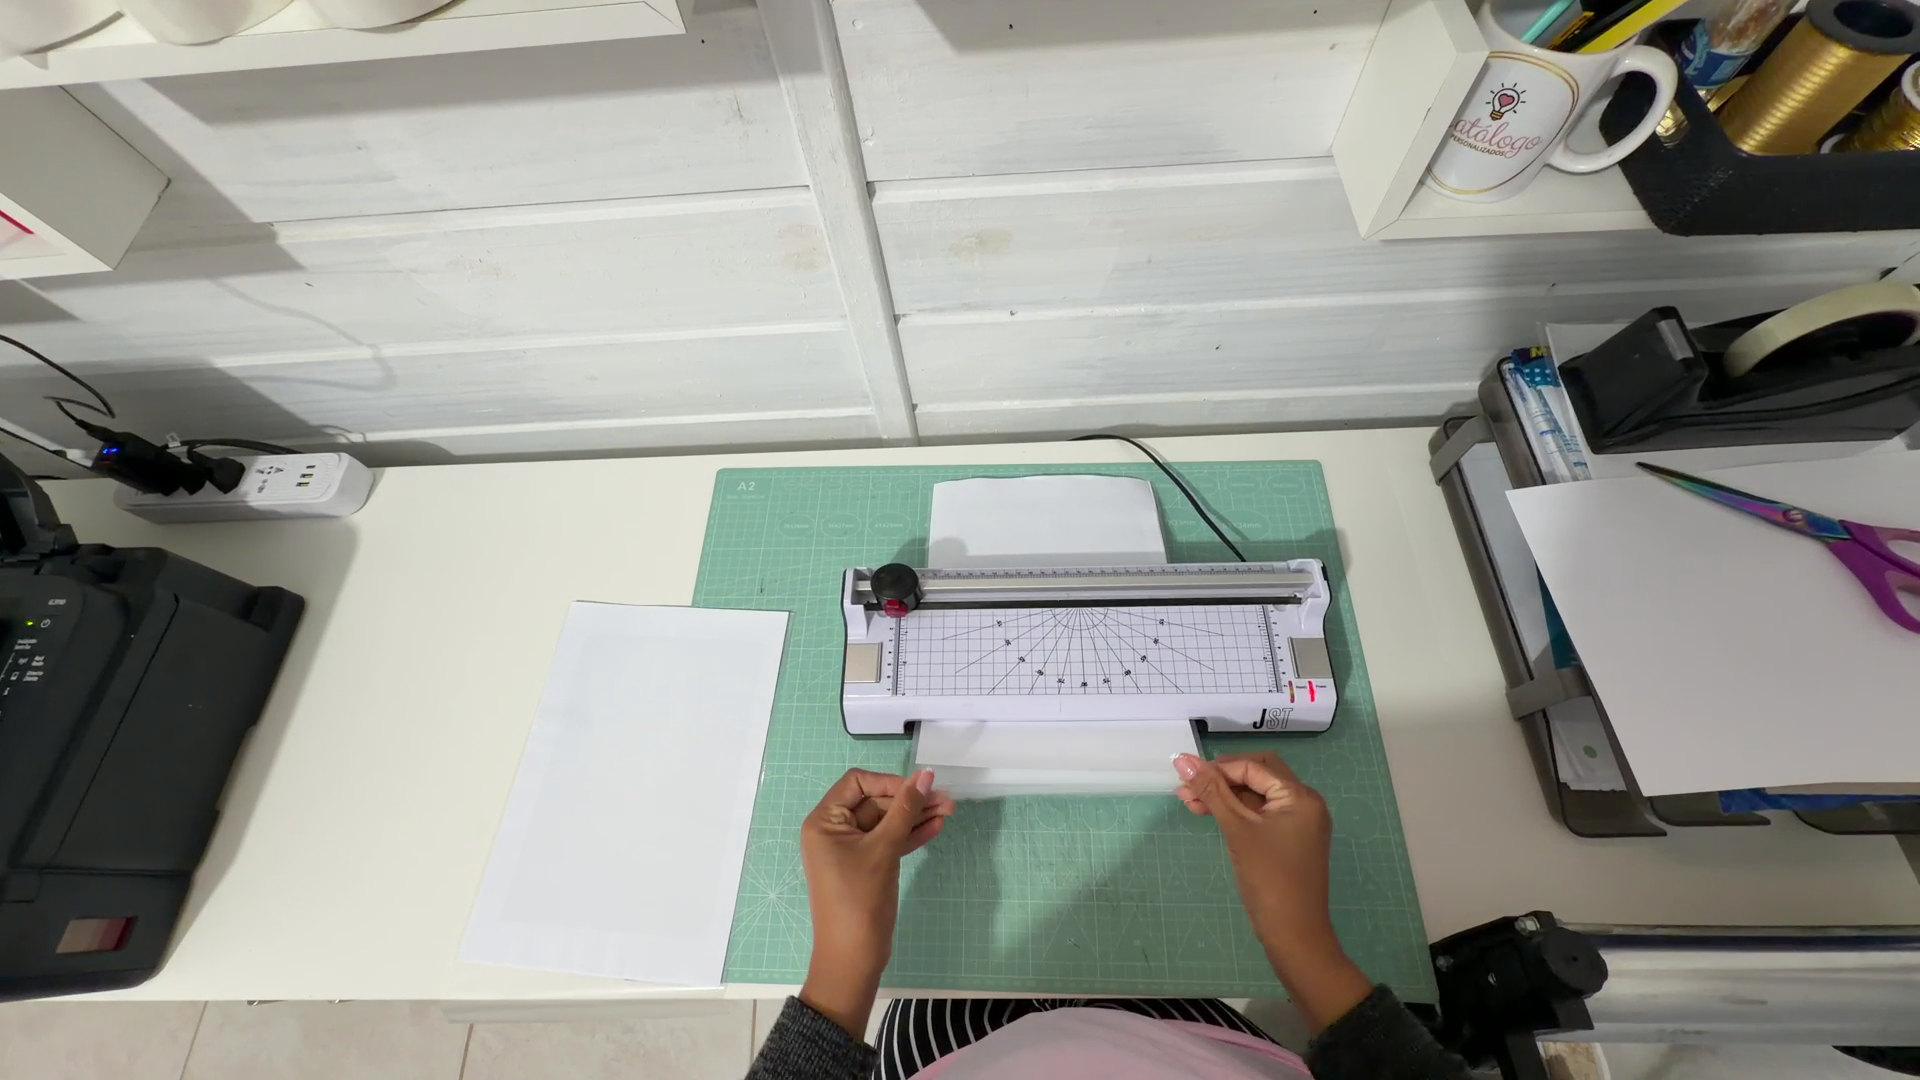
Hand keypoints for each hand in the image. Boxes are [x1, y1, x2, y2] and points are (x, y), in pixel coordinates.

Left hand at [798, 769, 955, 1038]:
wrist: (853, 960)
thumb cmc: (860, 900)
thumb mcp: (884, 849)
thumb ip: (905, 809)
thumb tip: (926, 775)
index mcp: (825, 821)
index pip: (858, 783)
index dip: (889, 782)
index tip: (919, 788)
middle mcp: (834, 830)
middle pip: (876, 802)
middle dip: (910, 801)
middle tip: (946, 800)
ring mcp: (851, 848)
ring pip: (886, 821)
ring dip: (915, 816)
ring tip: (949, 810)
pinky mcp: (867, 864)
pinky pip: (889, 840)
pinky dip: (910, 834)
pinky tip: (936, 827)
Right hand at [1174, 751, 1371, 1031]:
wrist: (1293, 934)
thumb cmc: (1267, 877)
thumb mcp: (1236, 828)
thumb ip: (1210, 790)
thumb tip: (1183, 760)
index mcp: (1300, 796)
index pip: (1252, 767)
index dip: (1218, 768)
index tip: (1186, 776)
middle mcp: (1304, 803)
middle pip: (1256, 774)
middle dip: (1220, 778)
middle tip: (1189, 788)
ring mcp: (1298, 822)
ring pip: (1255, 794)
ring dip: (1224, 795)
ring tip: (1189, 802)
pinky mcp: (1288, 838)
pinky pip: (1259, 812)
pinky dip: (1235, 811)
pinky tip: (1209, 813)